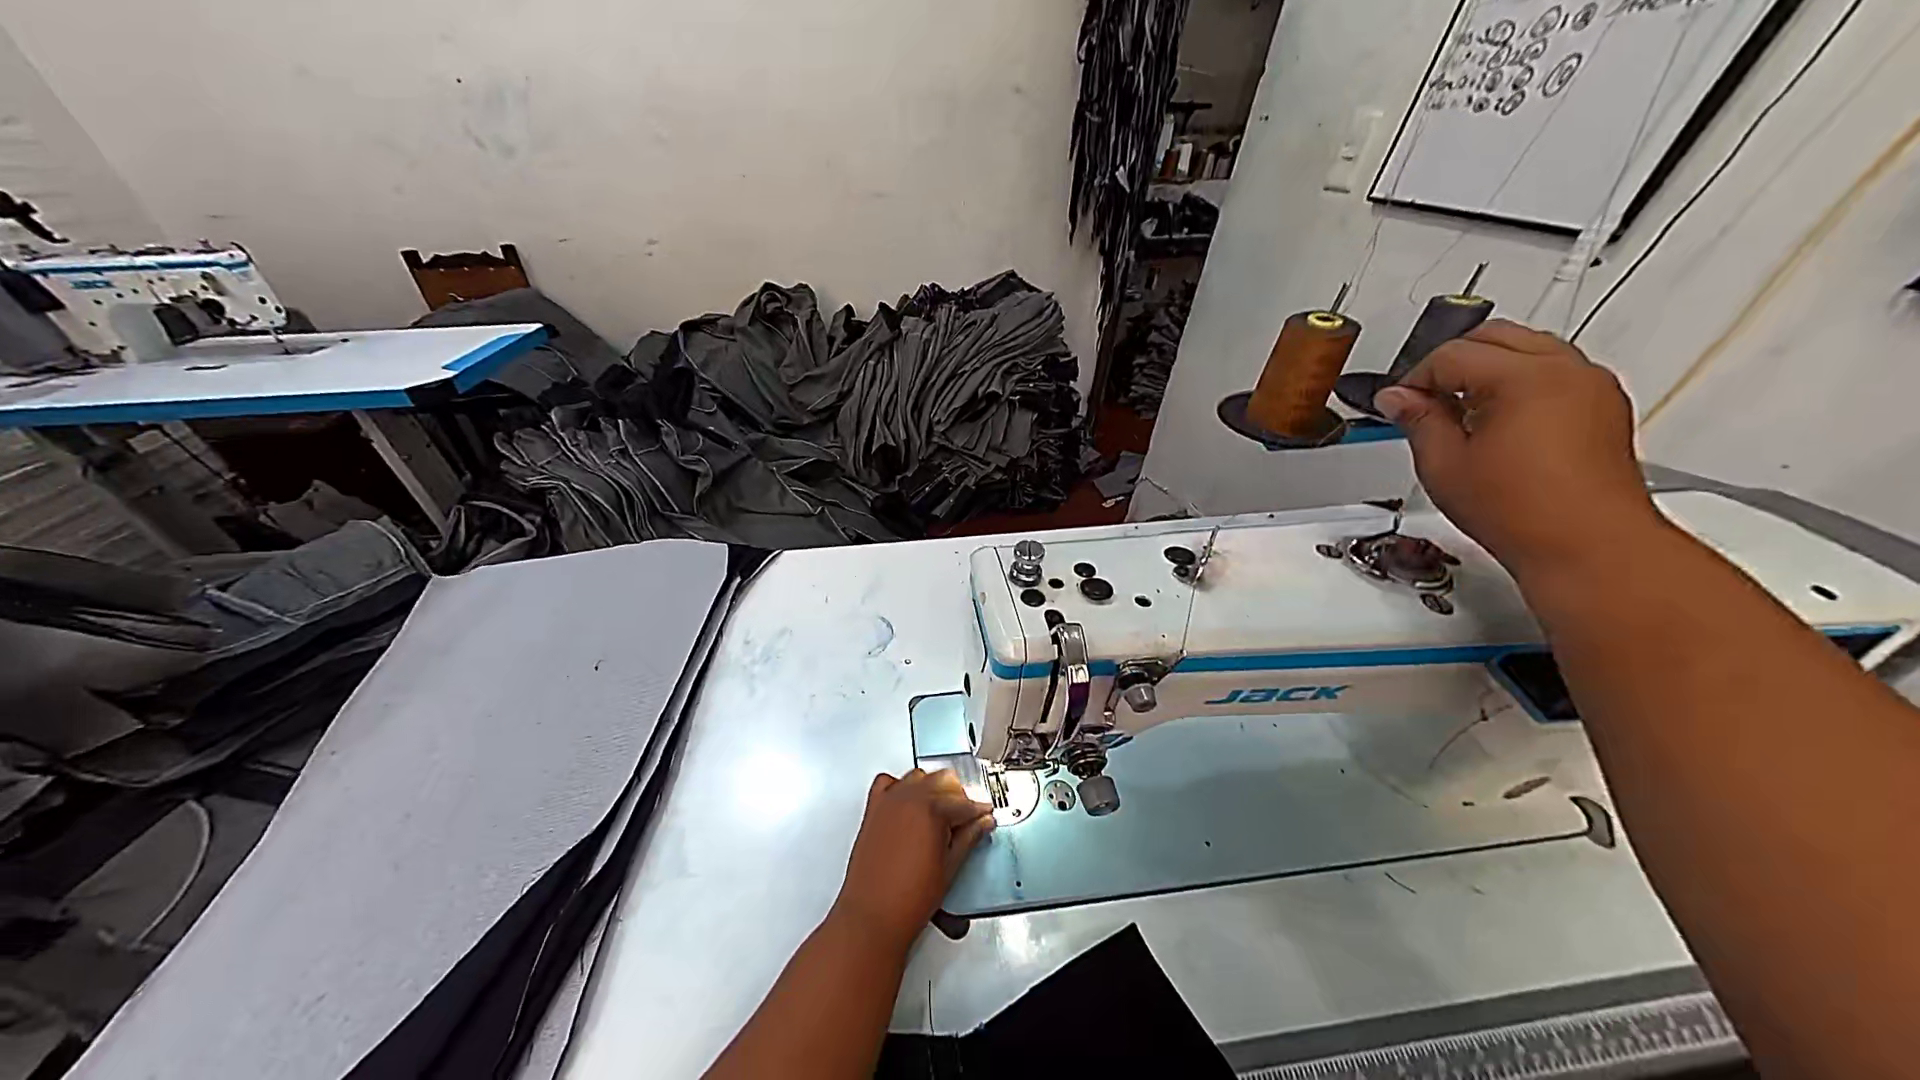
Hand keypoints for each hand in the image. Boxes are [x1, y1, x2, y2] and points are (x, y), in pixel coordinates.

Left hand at [829, 769, 993, 948]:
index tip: (984, 815)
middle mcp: (909, 799)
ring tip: (941, 814)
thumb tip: (981, 824)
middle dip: (959, 798)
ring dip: (932, 788)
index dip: (979, 811)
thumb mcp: (950, 868)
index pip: (965, 803)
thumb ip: (969, 838)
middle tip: (966, 820)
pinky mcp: (873, 810)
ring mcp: (889, 802)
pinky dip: (901, 788)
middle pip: (943, 781)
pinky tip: (909, 806)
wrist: (873, 916)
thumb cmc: (906, 900)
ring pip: (918, 777)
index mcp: (932, 810)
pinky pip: (888, 784)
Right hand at [1373, 320, 1659, 571]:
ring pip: (1529, 348)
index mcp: (1524, 378)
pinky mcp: (1604, 406)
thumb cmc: (1527, 513)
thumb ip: (1418, 420)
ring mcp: (1591, 386)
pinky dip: (1521, 382)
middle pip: (1495, 336)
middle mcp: (1566, 372)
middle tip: (1423, 396)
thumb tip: (1398, 399)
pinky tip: (1495, 420)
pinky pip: (1556, 372)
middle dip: (1451, 361)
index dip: (1415, 378)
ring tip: (1458, 410)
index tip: (1399, 401)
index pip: (1453, 355)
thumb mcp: (1444, 464)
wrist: (1587, 545)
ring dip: (1488, 368)